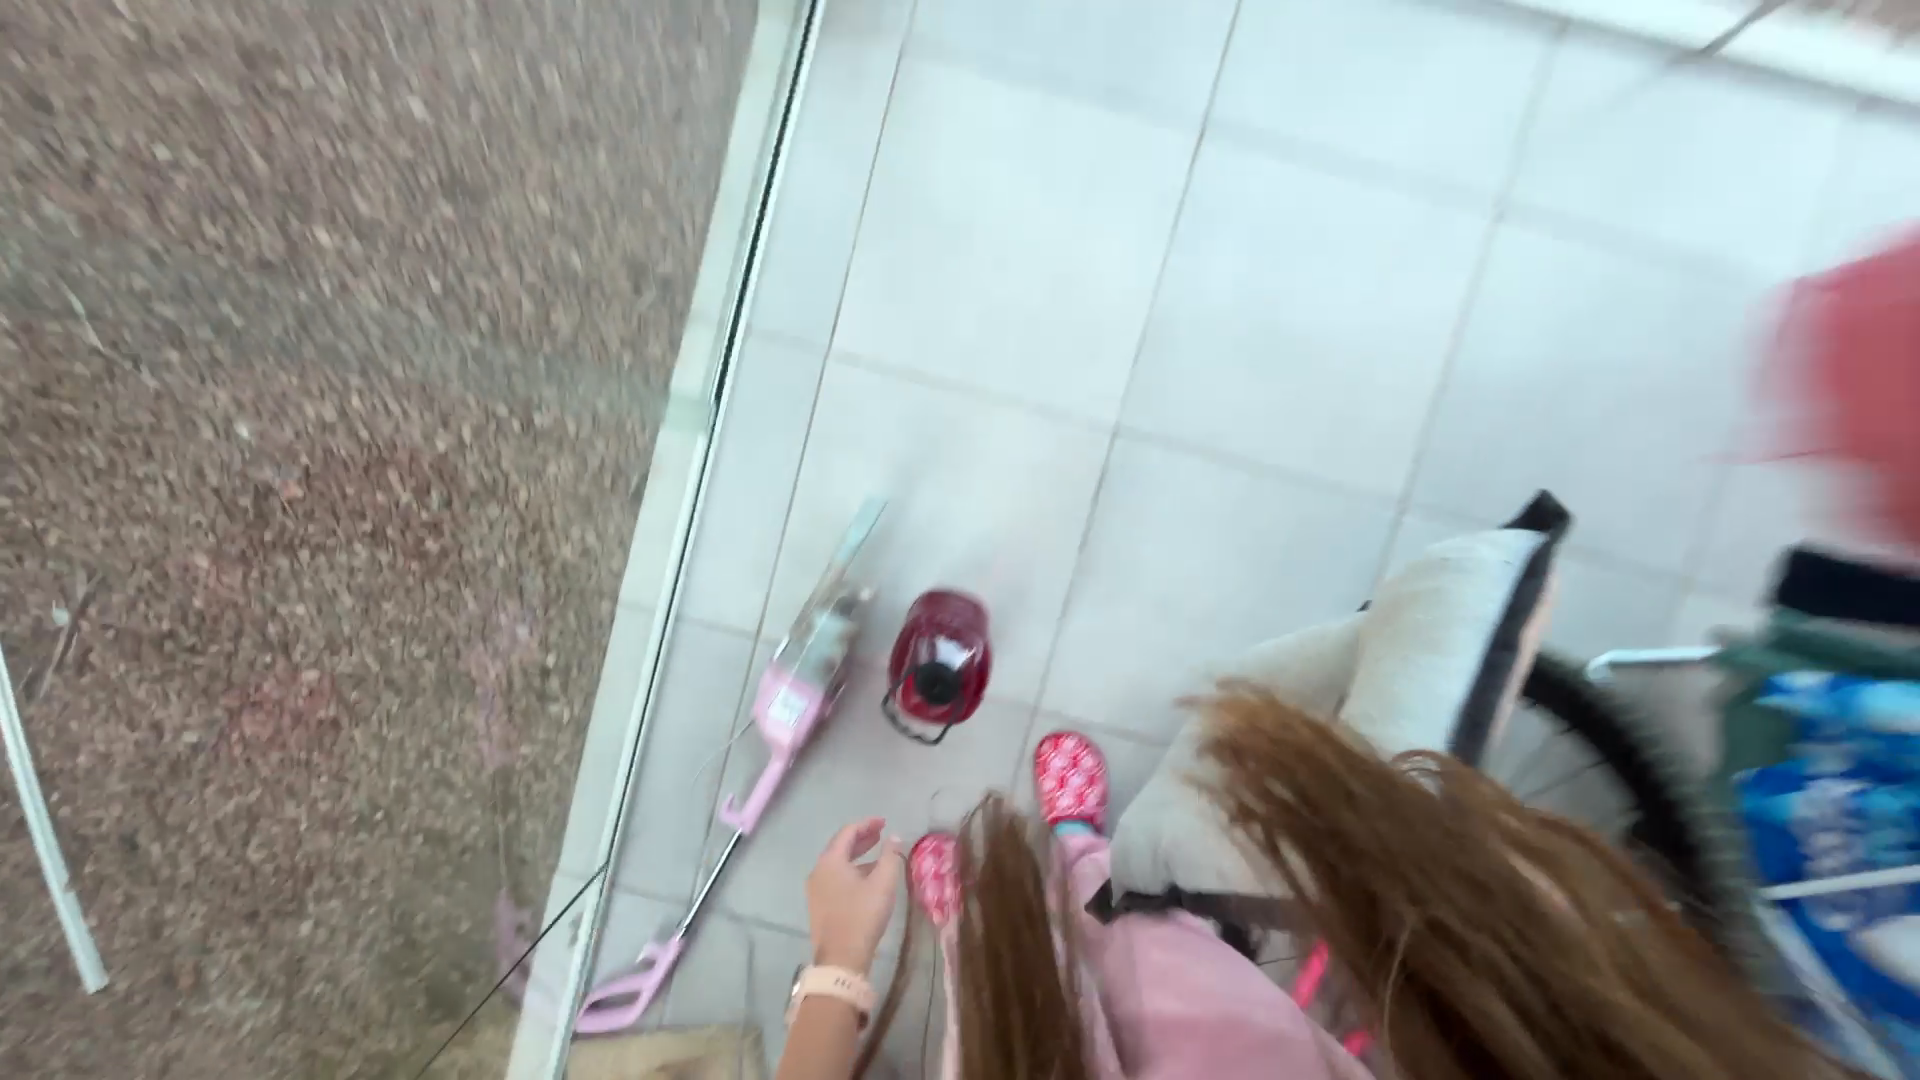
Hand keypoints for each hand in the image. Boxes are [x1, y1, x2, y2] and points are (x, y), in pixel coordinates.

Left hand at [805, 817, 902, 974]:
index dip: (867, 824)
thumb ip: (891, 856)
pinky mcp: (819, 906)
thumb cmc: (862, 915)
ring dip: (857, 856)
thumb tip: (895, 838)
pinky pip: (835, 878)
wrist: (841, 960)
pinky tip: (867, 880)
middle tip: (881, 834)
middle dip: (862, 838)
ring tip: (878, 856)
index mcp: (830, 861)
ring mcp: (816, 890)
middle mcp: (818, 871)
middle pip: (840, 846)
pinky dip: (851, 871)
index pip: (848, 832)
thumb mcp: (883, 883)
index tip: (884, 822)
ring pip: (838, 864)